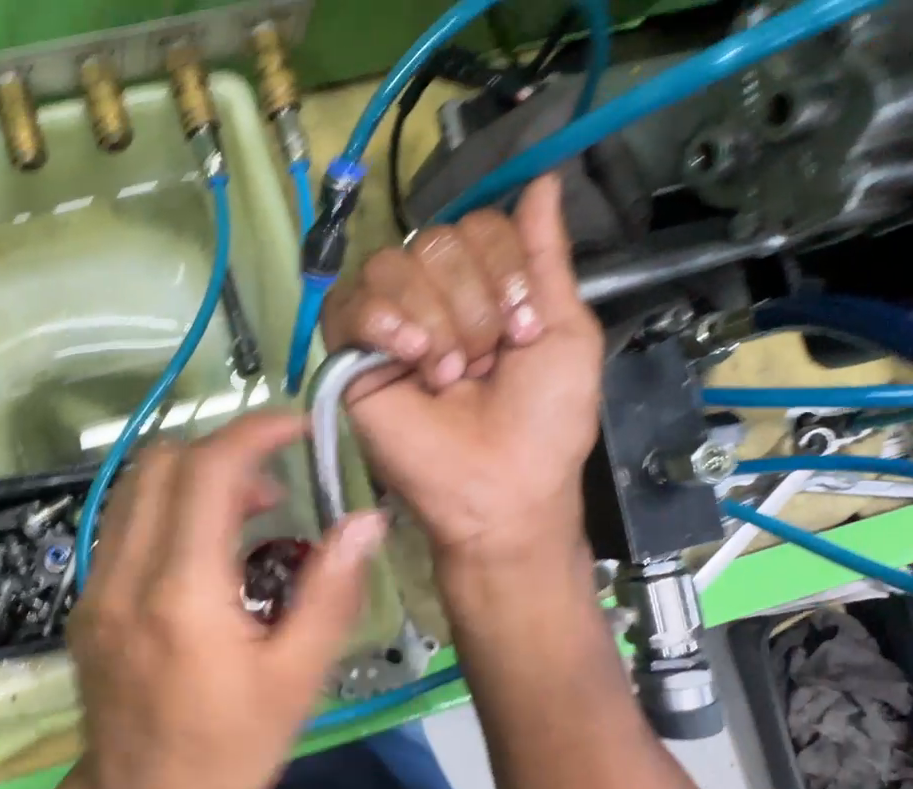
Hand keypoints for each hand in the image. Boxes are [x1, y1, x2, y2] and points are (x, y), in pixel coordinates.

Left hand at [62, 411, 387, 788]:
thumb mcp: (294, 681)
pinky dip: (169, 512)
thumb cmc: (225, 756)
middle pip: (163, 463)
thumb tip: (365, 520)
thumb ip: (329, 592)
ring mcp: (96, 588)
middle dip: (224, 451)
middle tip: (276, 483)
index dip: (254, 433)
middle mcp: (125, 577)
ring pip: (137, 489)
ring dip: (194, 479)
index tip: (297, 427)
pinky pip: (125, 526)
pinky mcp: (86, 604)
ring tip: (250, 517)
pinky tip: (207, 555)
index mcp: (181, 595)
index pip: (207, 472)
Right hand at [320, 176, 603, 569]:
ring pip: (392, 266)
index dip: (503, 267)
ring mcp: (387, 329)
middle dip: (472, 300)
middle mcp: (432, 299)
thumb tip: (542, 179)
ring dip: (434, 317)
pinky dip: (382, 321)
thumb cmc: (543, 420)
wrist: (502, 485)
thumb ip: (546, 256)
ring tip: (448, 372)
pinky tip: (410, 356)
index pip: (476, 226)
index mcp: (481, 289)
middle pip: (434, 240)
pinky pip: (347, 305)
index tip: (524, 330)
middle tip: (485, 361)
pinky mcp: (350, 360)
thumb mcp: (565, 330)